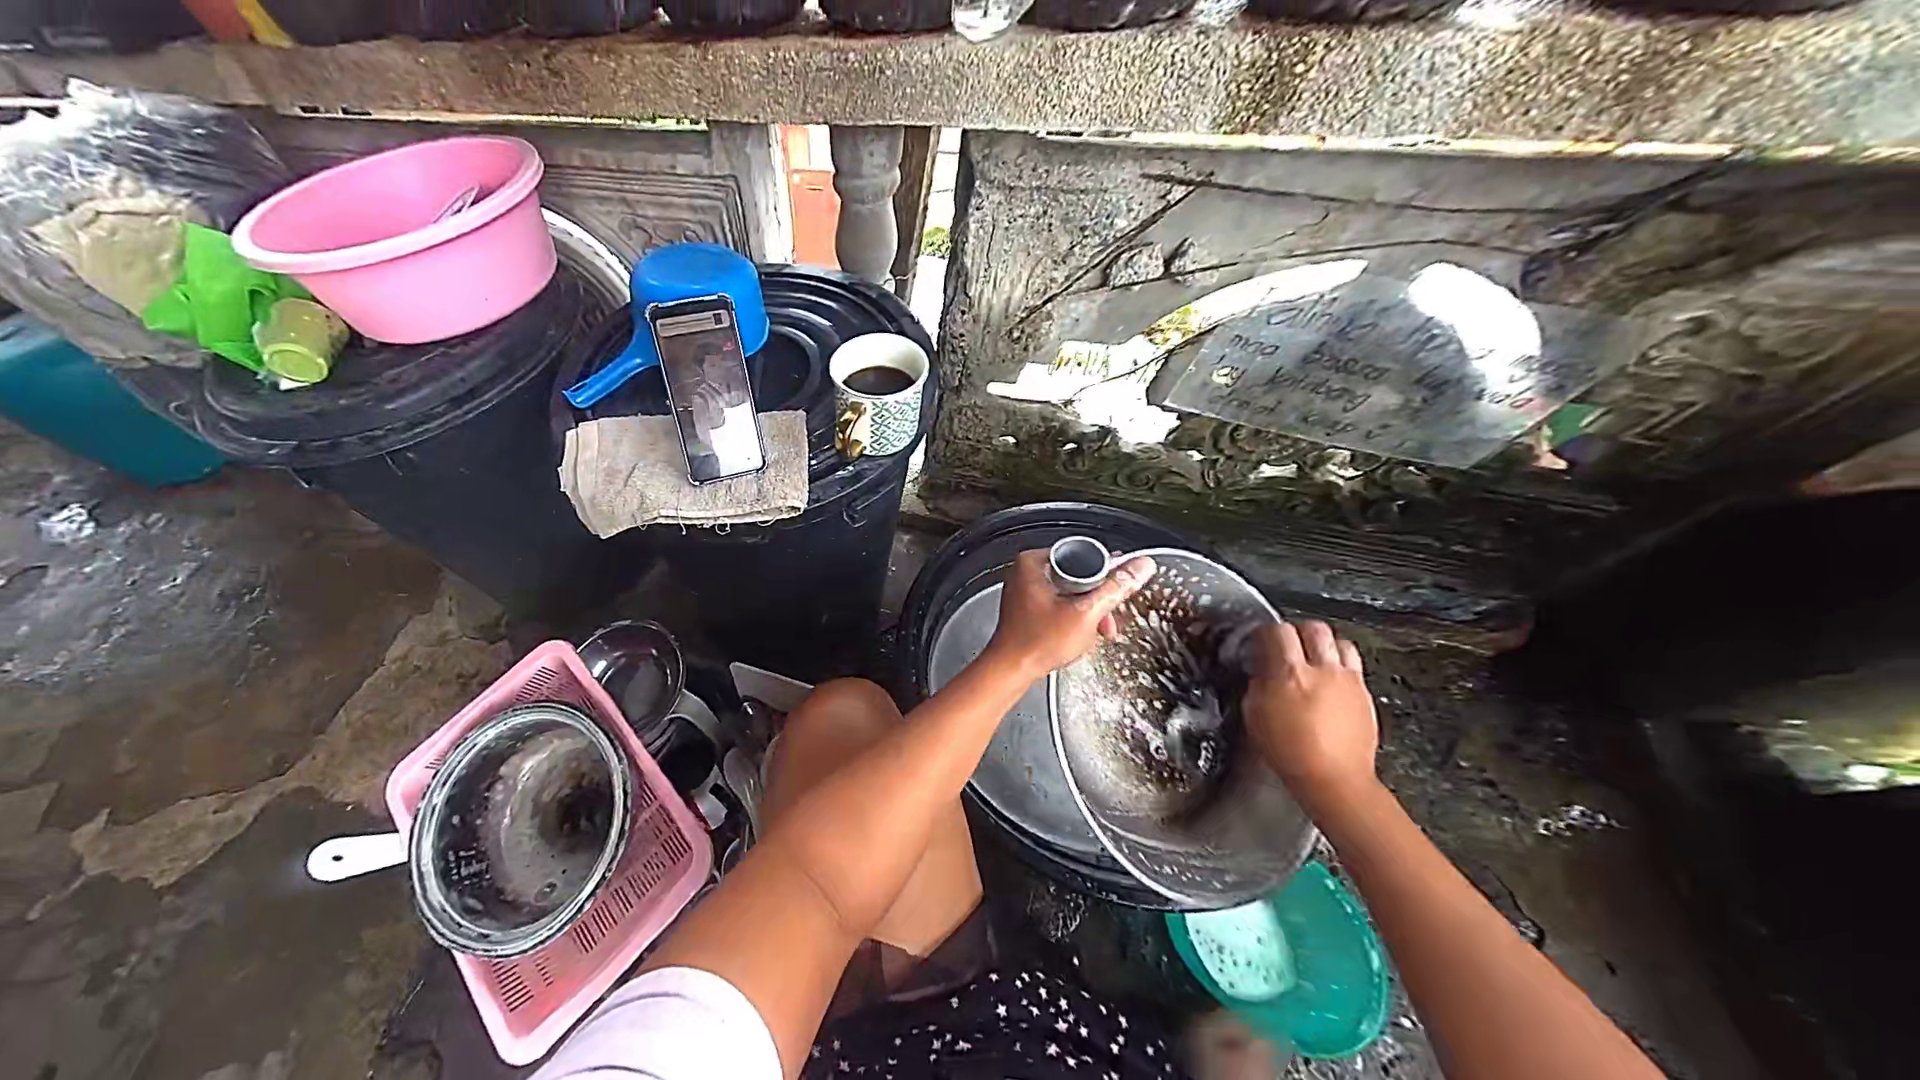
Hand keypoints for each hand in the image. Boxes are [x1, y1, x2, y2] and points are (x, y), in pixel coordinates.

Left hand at [984, 549, 1156, 677]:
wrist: (1011, 670)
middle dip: (1097, 601)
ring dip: (1088, 612)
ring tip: (1092, 631)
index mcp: (1035, 561)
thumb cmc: (1035, 642)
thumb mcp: (1085, 613)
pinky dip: (1073, 618)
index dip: (1107, 577)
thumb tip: (1140, 567)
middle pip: (1080, 576)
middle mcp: (1028, 571)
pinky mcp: (1030, 607)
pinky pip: (1061, 604)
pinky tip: (1078, 634)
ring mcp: (1027, 589)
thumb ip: (1116, 588)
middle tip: (1104, 619)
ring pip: (1072, 592)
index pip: (1086, 556)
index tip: (1115, 593)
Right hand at [1244, 620, 1379, 806]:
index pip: (1278, 631)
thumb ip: (1257, 685)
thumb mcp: (1255, 715)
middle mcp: (1322, 671)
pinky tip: (1330, 679)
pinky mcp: (1364, 694)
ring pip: (1339, 641)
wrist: (1333, 779)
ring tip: (1313, 656)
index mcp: (1289, 673)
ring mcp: (1347, 681)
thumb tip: (1260, 672)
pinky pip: (1354, 665)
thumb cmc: (1292, 753)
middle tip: (1287, 642)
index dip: (1266, 632)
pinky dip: (1340, 664)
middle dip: (1297, 631)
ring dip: (1323, 644)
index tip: (1260, 640)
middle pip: (1313, 628)